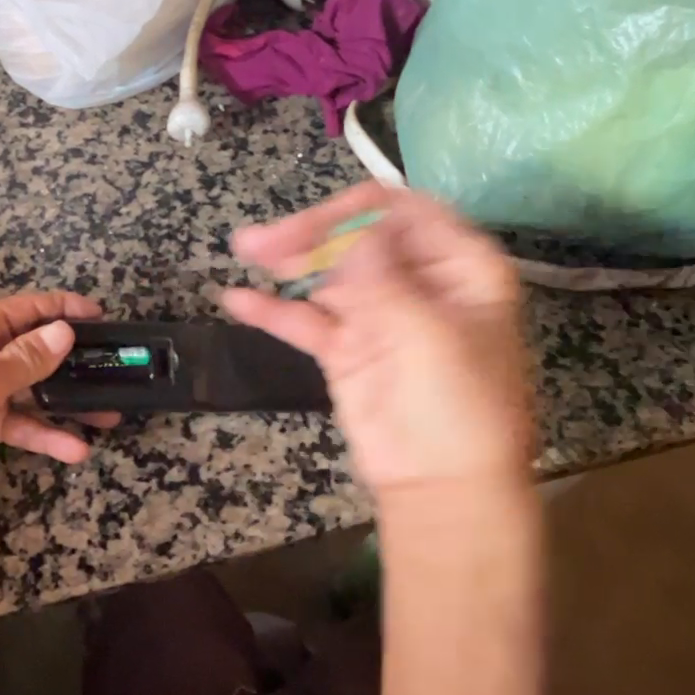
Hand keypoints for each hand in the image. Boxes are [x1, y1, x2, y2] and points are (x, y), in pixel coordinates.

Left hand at [0, 290, 114, 563]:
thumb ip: (25, 359)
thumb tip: (64, 332)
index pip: (26, 310)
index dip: (64, 309)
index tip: (103, 317)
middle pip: (36, 349)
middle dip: (74, 360)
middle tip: (114, 368)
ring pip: (37, 390)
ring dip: (70, 403)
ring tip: (110, 415)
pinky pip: (26, 424)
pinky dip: (49, 436)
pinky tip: (76, 450)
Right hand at [222, 183, 532, 496]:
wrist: (440, 482)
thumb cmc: (454, 403)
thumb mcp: (424, 330)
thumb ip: (379, 276)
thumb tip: (344, 229)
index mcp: (456, 265)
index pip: (402, 213)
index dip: (355, 213)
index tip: (308, 227)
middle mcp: (417, 281)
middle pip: (357, 239)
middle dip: (310, 234)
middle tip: (262, 242)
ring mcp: (377, 315)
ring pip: (326, 274)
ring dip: (286, 261)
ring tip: (244, 250)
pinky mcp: (344, 348)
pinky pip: (304, 319)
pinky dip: (272, 310)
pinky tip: (237, 300)